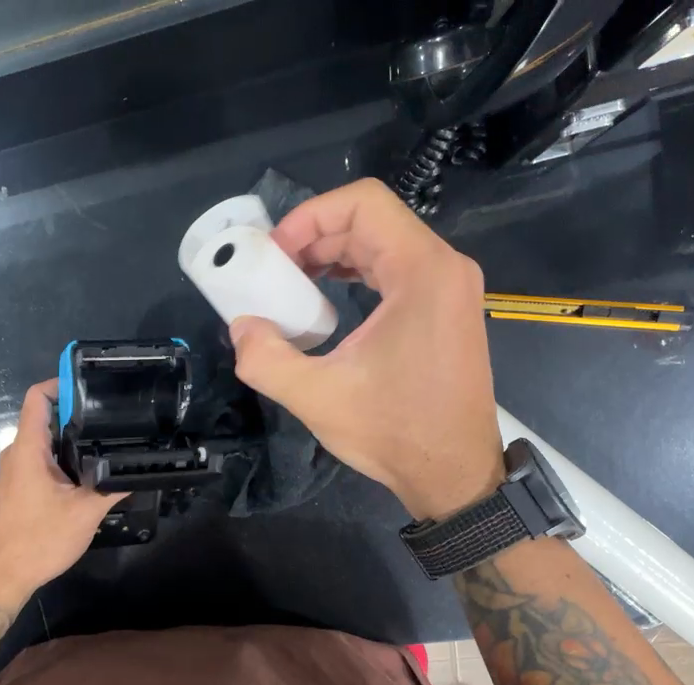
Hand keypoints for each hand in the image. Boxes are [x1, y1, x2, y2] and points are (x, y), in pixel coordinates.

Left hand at [0, 379, 124, 610]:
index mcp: (28, 449)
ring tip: (101, 450)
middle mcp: (14, 454)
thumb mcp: (86, 512)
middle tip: (107, 422)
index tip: (89, 387)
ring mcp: (10, 474)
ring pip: (40, 445)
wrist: (5, 576)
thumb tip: (138, 471)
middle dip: (74, 417)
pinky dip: (57, 463)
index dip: (60, 384)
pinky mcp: (12, 491)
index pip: (36, 397)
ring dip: (67, 444)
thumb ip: (113, 486)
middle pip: (42, 420)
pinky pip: (35, 465)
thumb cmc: (41, 539)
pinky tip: (81, 479)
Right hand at [230, 178, 503, 520]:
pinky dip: (356, 274)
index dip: (310, 216)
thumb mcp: (316, 397)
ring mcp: (449, 288)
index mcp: (421, 272)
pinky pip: (396, 270)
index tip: (275, 253)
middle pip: (372, 220)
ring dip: (333, 255)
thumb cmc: (393, 432)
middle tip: (273, 271)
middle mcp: (443, 267)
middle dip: (315, 236)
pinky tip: (325, 302)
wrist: (452, 473)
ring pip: (384, 244)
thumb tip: (241, 328)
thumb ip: (266, 358)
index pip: (364, 202)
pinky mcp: (446, 310)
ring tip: (291, 285)